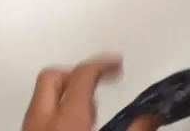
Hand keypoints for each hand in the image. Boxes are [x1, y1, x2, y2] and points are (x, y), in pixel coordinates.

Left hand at [21, 57, 156, 130]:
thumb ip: (134, 130)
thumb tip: (152, 115)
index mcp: (67, 121)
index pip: (83, 74)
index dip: (103, 64)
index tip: (118, 66)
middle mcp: (42, 124)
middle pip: (52, 78)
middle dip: (75, 74)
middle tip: (99, 83)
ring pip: (40, 101)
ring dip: (63, 97)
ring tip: (89, 113)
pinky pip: (37, 121)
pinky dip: (54, 117)